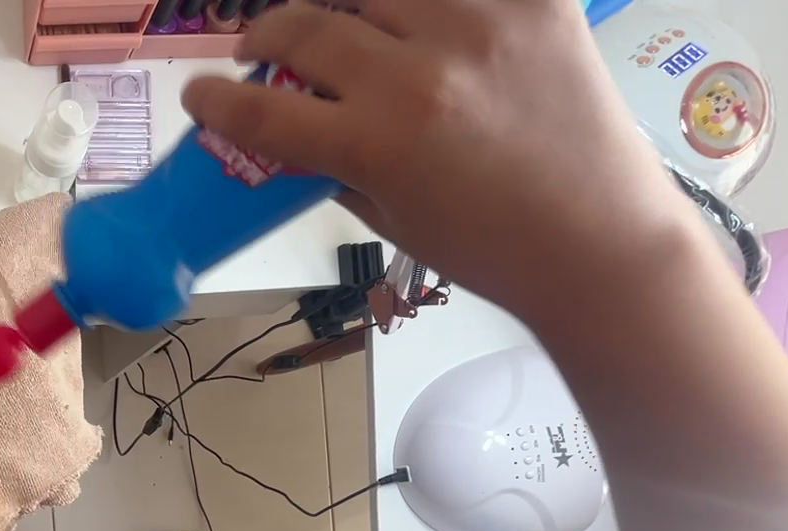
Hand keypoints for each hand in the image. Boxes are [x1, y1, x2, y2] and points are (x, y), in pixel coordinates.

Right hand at [182, 0, 697, 322]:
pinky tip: (408, 21)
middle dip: (264, 34)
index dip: (218, 102)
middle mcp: (420, 71)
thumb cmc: (477, 249)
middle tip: (254, 47)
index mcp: (375, 143)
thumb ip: (338, 166)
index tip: (195, 94)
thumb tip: (305, 134)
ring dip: (337, 7)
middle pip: (310, 28)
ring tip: (332, 25)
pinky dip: (417, 5)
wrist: (592, 236)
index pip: (267, 115)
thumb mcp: (386, 217)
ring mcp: (482, 23)